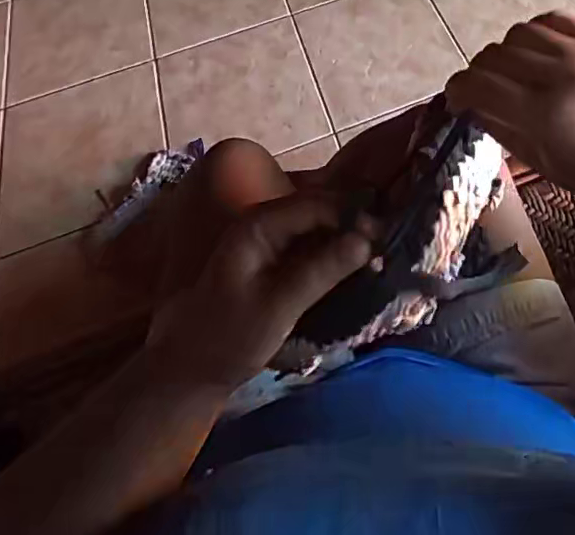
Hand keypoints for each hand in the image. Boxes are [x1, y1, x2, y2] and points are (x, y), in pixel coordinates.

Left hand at [143, 194, 371, 389]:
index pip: (316, 204)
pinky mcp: (277, 257)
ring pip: (320, 225)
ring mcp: (271, 238)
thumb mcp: (279, 306)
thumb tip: (366, 241)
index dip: (351, 214)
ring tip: (377, 255)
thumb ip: (322, 270)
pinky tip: (357, 264)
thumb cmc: (229, 337)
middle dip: (354, 223)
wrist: (190, 370)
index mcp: (258, 224)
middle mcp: (265, 221)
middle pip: (321, 209)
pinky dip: (336, 250)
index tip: (382, 235)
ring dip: (348, 236)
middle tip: (385, 246)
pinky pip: (314, 242)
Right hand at [445, 11, 574, 208]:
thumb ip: (501, 128)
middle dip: (477, 73)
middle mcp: (560, 75)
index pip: (478, 84)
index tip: (455, 99)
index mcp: (545, 114)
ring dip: (505, 53)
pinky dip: (536, 32)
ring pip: (518, 33)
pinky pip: (553, 19)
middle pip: (493, 55)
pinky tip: (538, 53)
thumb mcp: (544, 164)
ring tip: (514, 74)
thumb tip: (471, 105)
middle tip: (483, 92)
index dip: (456, 90)